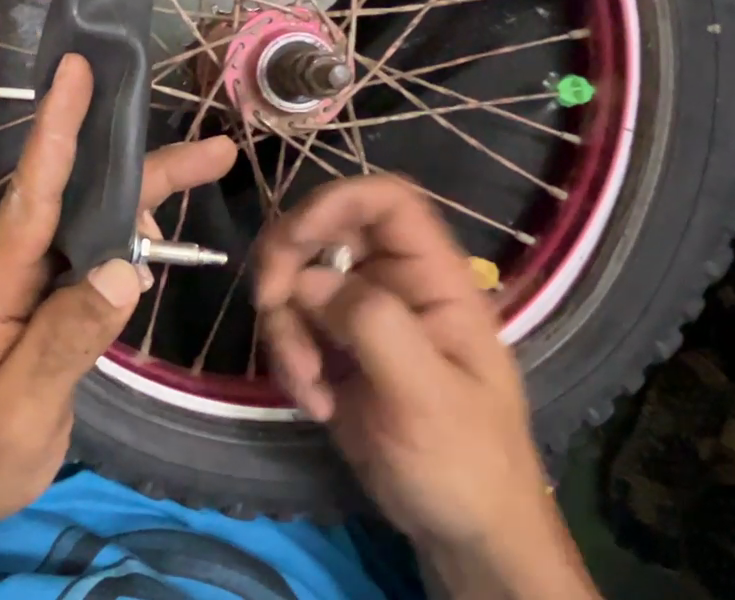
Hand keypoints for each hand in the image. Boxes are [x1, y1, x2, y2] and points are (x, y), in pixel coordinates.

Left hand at [0, 54, 237, 530]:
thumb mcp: (16, 407)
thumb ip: (66, 337)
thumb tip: (128, 266)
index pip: (34, 190)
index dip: (58, 127)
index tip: (77, 70)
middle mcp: (15, 267)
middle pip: (80, 197)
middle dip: (139, 162)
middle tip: (213, 146)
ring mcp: (31, 286)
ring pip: (93, 223)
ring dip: (145, 195)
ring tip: (208, 169)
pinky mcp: (46, 307)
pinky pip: (93, 257)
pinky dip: (132, 238)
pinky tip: (162, 235)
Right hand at [252, 177, 594, 596]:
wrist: (461, 532)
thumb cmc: (465, 463)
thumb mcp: (427, 396)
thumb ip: (375, 325)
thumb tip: (307, 279)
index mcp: (434, 280)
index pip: (387, 202)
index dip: (335, 202)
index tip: (293, 239)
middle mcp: (391, 284)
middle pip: (321, 232)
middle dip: (286, 266)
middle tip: (269, 305)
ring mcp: (357, 315)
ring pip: (293, 281)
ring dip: (285, 330)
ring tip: (310, 389)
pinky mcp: (331, 346)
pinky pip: (288, 325)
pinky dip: (287, 359)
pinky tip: (315, 403)